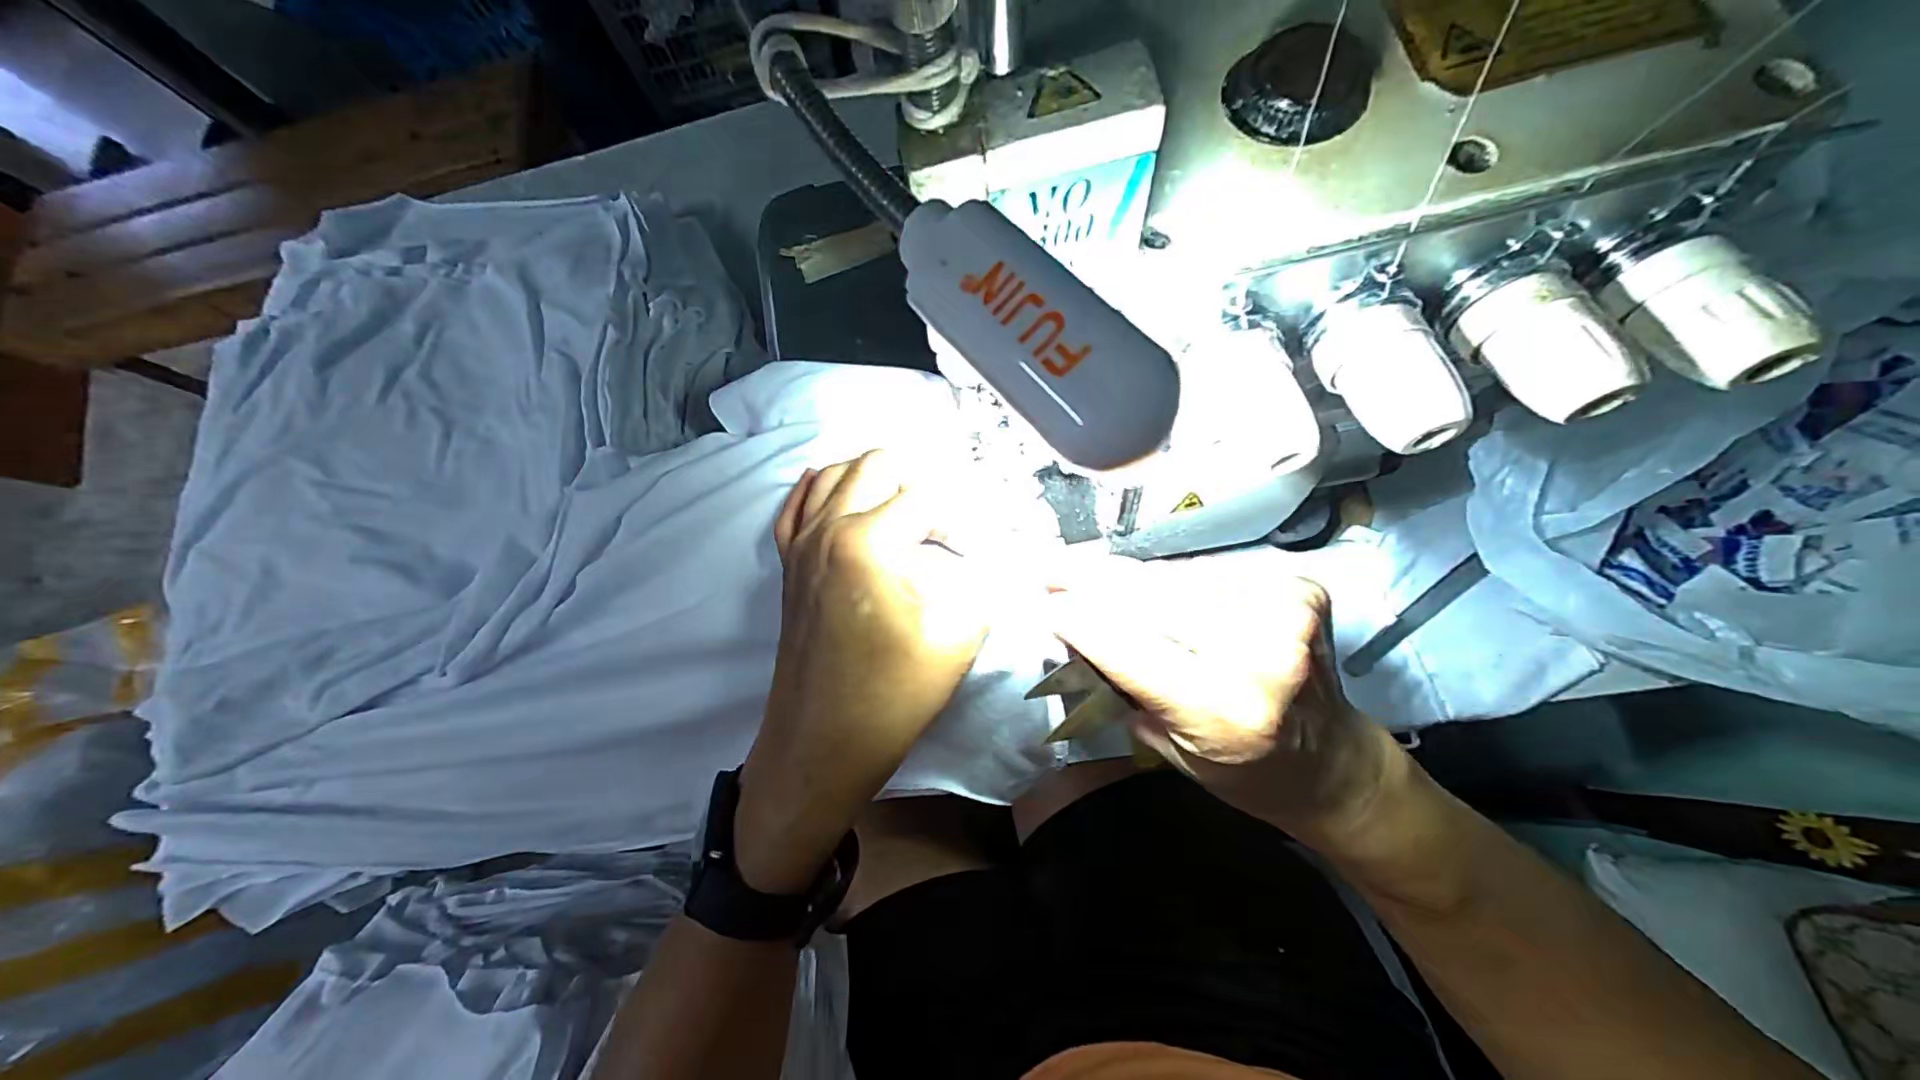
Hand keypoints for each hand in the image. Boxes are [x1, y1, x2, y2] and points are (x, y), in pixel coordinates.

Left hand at [735, 451, 989, 893]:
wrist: (821, 746)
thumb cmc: (892, 695)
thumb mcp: (958, 636)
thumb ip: (992, 583)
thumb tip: (1027, 559)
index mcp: (869, 541)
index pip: (930, 497)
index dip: (967, 515)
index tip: (987, 545)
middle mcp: (827, 529)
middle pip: (877, 466)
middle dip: (923, 480)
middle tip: (954, 518)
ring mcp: (801, 546)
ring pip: (833, 475)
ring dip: (875, 477)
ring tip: (911, 502)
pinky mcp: (788, 567)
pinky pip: (795, 507)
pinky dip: (820, 489)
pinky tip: (839, 489)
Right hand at [1044, 556, 1403, 847]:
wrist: (1331, 761)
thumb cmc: (1243, 771)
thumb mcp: (1165, 747)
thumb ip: (1122, 685)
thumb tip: (1075, 629)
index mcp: (1222, 709)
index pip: (1125, 645)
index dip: (1076, 619)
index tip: (1041, 602)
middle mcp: (1259, 652)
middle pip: (1148, 597)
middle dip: (1091, 581)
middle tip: (1052, 569)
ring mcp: (1285, 612)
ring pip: (1177, 577)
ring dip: (1130, 577)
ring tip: (1092, 574)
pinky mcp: (1299, 588)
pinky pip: (1212, 573)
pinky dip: (1176, 580)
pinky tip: (1161, 592)